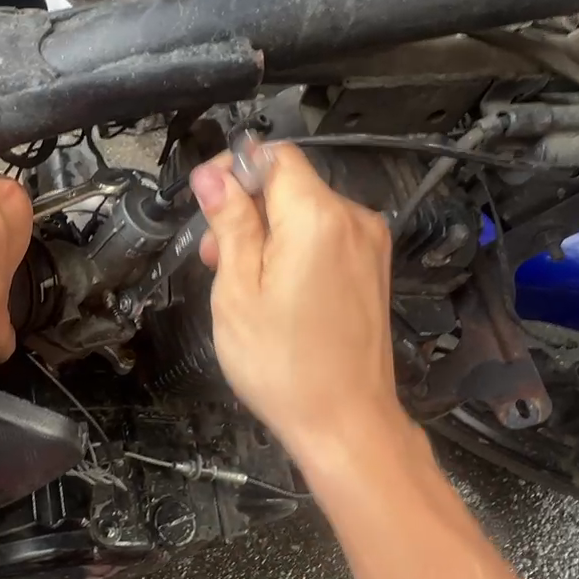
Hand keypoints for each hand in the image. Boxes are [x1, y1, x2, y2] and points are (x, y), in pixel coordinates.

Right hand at [191, 143, 410, 454]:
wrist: (345, 422)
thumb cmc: (283, 365)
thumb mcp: (237, 290)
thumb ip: (230, 223)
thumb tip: (213, 176)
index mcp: (317, 218)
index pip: (273, 156)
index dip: (234, 169)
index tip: (206, 200)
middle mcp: (353, 220)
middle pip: (289, 185)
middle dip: (246, 209)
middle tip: (214, 256)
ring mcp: (369, 245)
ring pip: (304, 212)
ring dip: (266, 232)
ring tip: (239, 280)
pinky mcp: (372, 269)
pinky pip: (324, 238)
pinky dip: (294, 250)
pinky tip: (273, 289)